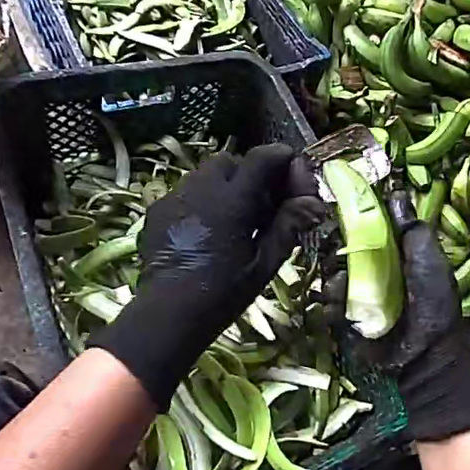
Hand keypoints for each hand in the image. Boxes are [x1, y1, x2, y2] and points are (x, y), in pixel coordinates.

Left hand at [91, 143, 326, 407]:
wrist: (169, 313)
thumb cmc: (224, 292)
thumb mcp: (265, 262)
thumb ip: (289, 224)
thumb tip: (313, 202)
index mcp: (233, 199)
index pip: (264, 156)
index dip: (285, 163)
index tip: (295, 186)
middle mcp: (201, 187)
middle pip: (233, 162)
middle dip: (252, 176)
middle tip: (264, 208)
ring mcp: (175, 196)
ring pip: (205, 175)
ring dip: (226, 188)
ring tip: (235, 221)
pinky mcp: (157, 209)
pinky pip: (185, 193)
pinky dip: (202, 202)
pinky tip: (207, 232)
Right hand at [340, 190, 469, 442]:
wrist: (424, 359)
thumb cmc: (433, 306)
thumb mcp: (429, 260)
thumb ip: (412, 230)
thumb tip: (396, 194)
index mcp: (395, 253)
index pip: (367, 227)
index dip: (353, 218)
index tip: (340, 209)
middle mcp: (373, 270)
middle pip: (342, 249)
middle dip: (337, 249)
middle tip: (338, 253)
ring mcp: (356, 294)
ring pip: (330, 275)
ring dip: (334, 280)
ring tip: (342, 288)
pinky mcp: (343, 317)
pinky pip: (326, 303)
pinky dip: (329, 303)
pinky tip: (337, 307)